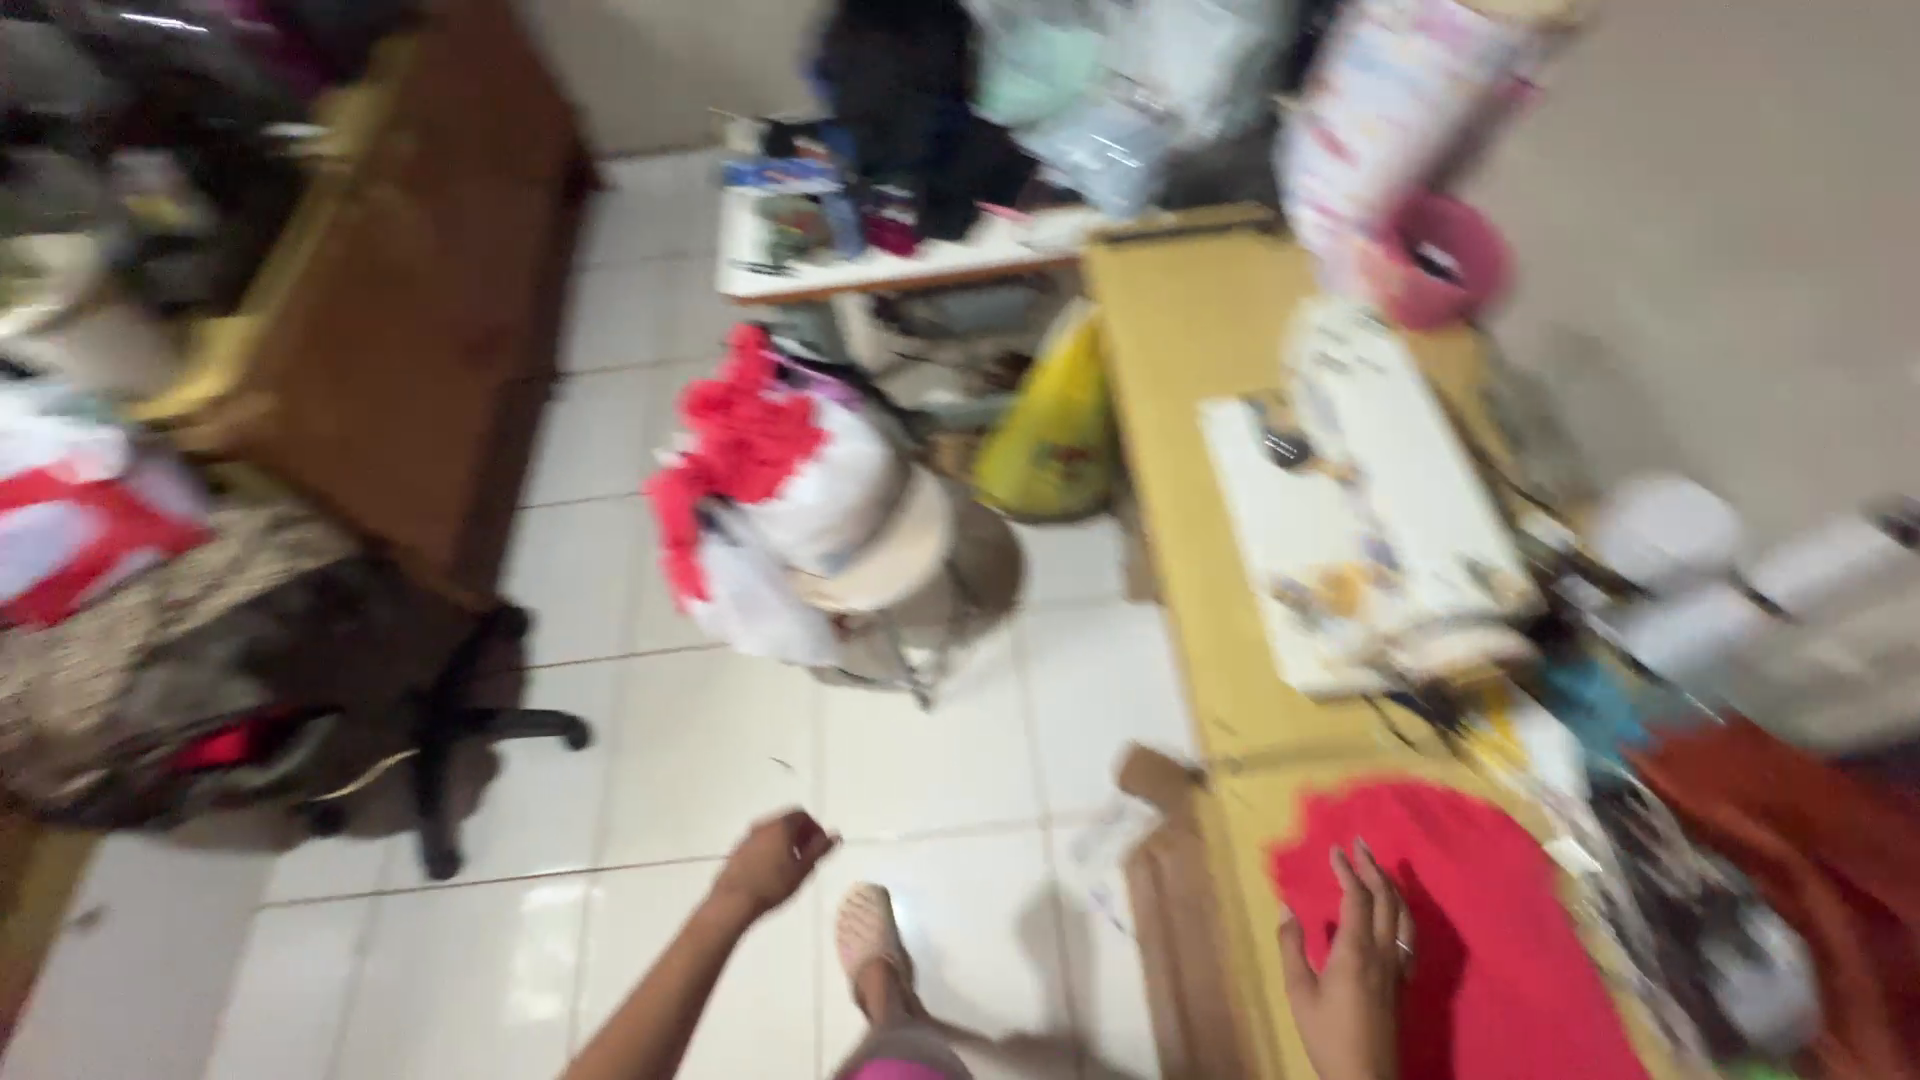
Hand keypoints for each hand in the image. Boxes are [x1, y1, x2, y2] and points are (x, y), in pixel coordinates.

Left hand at [709, 809, 839, 922]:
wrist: (732, 902)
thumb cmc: (772, 885)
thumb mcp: (803, 870)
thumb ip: (820, 850)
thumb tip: (836, 835)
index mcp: (781, 826)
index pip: (802, 815)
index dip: (815, 828)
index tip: (819, 848)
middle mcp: (763, 825)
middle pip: (787, 822)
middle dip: (801, 835)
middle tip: (807, 858)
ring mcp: (747, 837)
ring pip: (772, 832)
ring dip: (785, 843)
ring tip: (790, 867)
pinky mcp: (737, 850)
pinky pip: (760, 843)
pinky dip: (770, 850)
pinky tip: (771, 873)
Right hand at [1278, 841, 1410, 1079]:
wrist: (1366, 1078)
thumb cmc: (1326, 1034)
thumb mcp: (1298, 990)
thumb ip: (1291, 945)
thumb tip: (1286, 907)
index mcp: (1356, 952)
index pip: (1357, 898)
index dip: (1347, 870)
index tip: (1335, 849)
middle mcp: (1383, 954)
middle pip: (1386, 900)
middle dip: (1373, 868)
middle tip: (1359, 844)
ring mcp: (1398, 969)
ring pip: (1403, 917)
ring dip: (1392, 887)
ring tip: (1378, 868)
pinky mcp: (1403, 983)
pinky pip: (1408, 937)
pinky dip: (1402, 913)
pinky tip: (1394, 912)